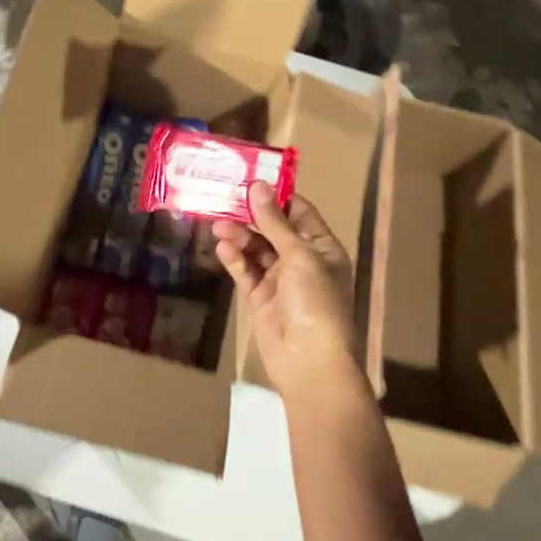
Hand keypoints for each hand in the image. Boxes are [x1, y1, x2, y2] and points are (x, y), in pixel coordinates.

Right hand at [212, 182, 359, 395]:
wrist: (310, 362)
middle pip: (273, 230)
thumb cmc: (315, 302)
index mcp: (323, 247)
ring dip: (239, 236)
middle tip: (223, 198)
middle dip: (251, 215)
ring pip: (256, 250)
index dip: (276, 196)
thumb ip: (275, 222)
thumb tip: (258, 185)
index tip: (249, 178)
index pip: (299, 212)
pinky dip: (234, 259)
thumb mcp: (299, 256)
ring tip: (217, 225)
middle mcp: (303, 261)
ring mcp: (281, 281)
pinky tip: (221, 248)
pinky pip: (246, 272)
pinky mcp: (261, 299)